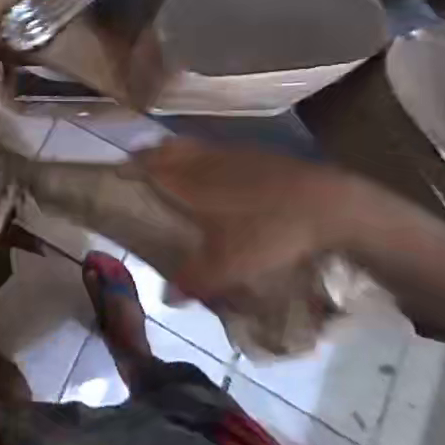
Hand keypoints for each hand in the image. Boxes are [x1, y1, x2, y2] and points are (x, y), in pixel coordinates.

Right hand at [135, 138, 435, 302]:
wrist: (328, 203)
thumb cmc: (268, 231)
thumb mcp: (229, 264)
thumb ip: (194, 279)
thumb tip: (166, 296)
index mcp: (189, 179)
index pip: (148, 164)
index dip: (130, 166)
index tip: (117, 173)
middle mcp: (204, 160)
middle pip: (168, 148)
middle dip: (151, 157)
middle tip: (142, 172)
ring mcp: (233, 153)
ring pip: (194, 148)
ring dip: (179, 156)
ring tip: (177, 175)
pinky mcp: (258, 155)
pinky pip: (219, 153)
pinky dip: (208, 161)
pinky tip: (220, 180)